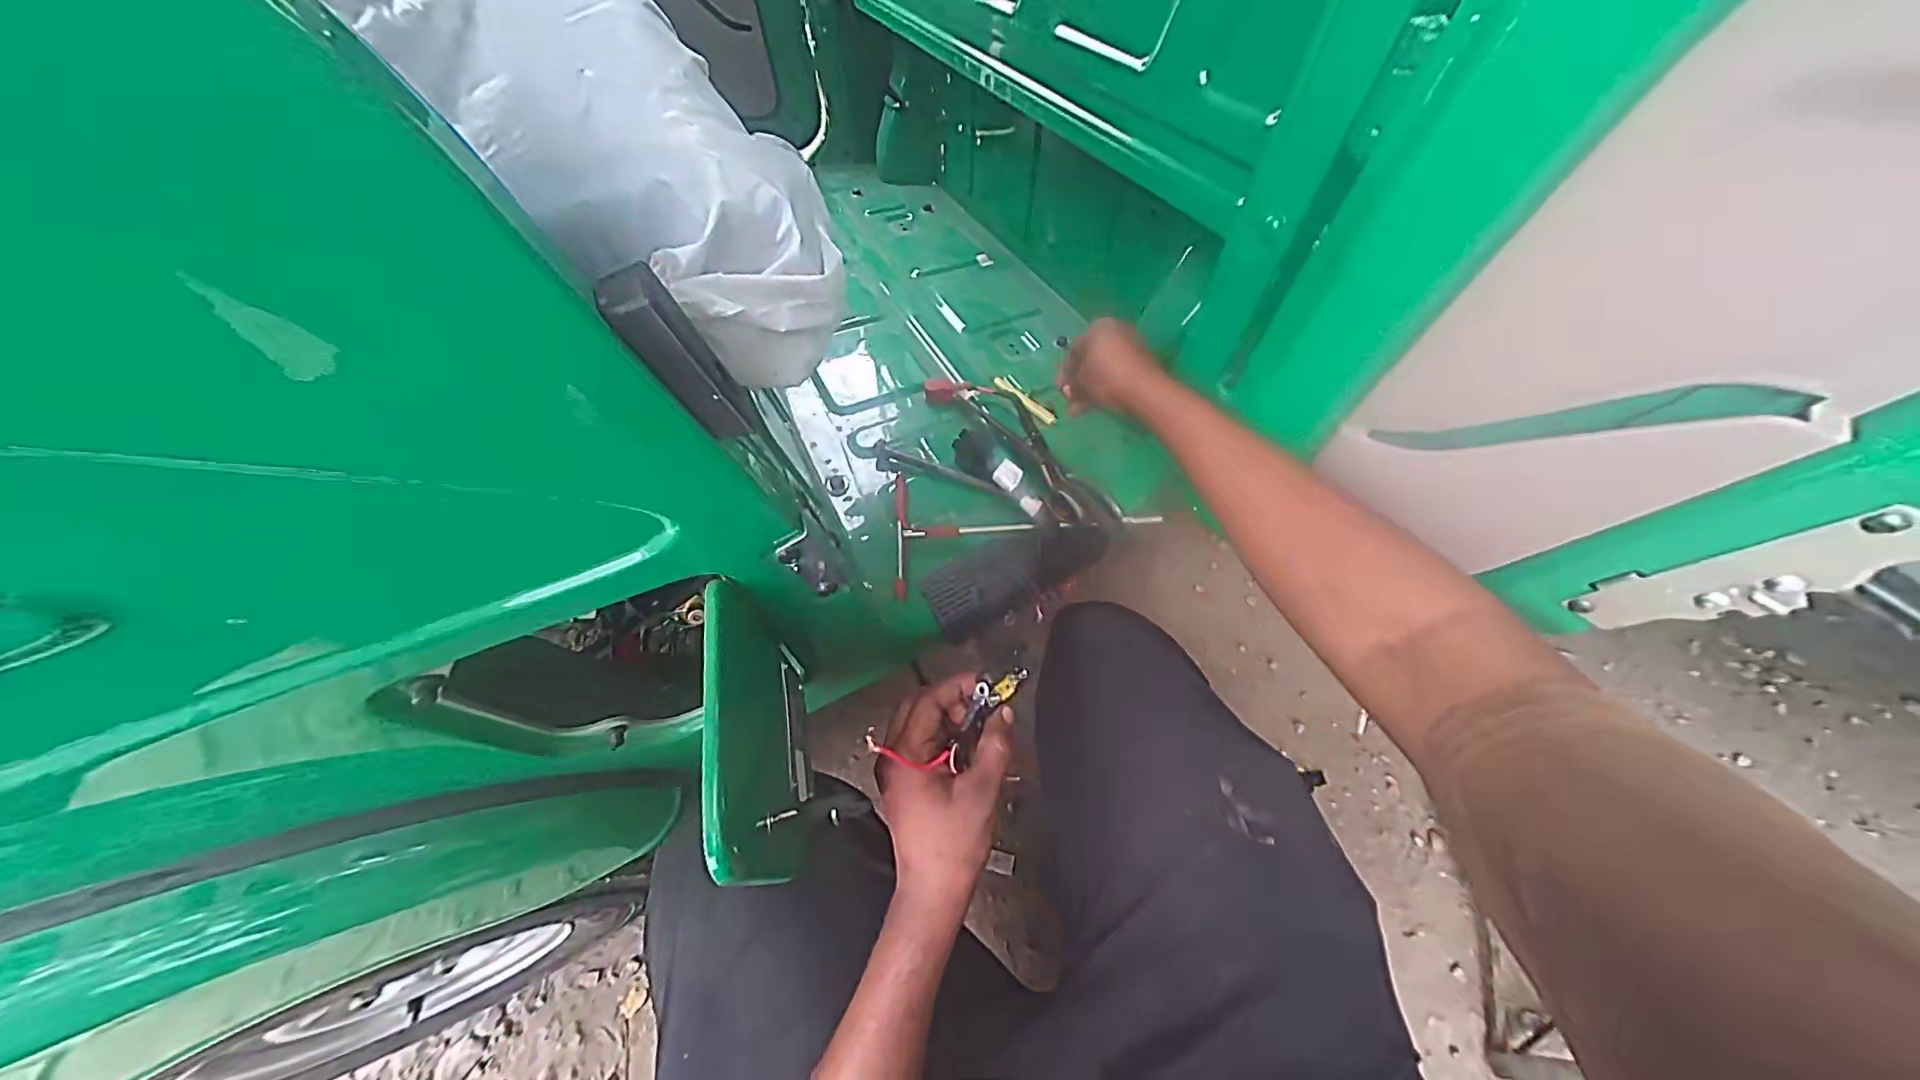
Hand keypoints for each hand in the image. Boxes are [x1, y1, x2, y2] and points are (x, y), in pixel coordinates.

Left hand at [872, 671, 1013, 904]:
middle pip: (917, 707)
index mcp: (904, 756)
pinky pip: (921, 743)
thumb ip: (994, 745)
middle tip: (982, 703)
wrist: (934, 889)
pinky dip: (944, 735)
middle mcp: (893, 758)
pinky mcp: (904, 781)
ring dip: (948, 717)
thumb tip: (1003, 714)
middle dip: (951, 699)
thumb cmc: (952, 845)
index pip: (927, 702)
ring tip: (979, 723)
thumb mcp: (982, 790)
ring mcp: (895, 770)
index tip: (982, 683)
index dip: (956, 688)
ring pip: (919, 723)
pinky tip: (968, 743)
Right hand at [1057, 317, 1170, 417]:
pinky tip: (1094, 406)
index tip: (1059, 387)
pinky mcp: (1141, 365)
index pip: (1074, 348)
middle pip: (1088, 359)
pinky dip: (1103, 388)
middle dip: (1076, 381)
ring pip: (1101, 370)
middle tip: (1068, 398)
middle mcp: (1115, 332)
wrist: (1145, 391)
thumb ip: (1071, 384)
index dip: (1064, 370)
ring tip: (1078, 409)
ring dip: (1088, 389)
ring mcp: (1130, 347)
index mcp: (1098, 327)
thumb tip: (1067, 389)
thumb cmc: (1106, 378)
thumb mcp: (1081, 382)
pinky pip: (1115, 375)